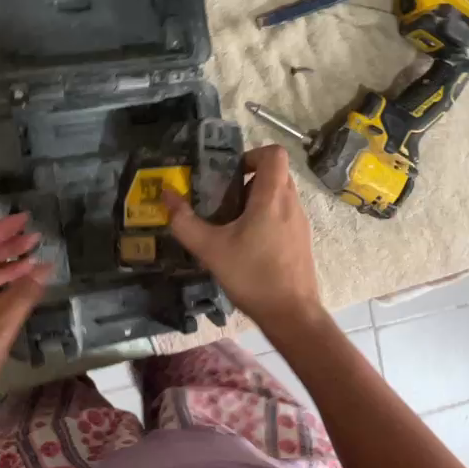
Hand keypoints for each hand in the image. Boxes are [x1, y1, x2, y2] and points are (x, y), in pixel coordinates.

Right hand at [163, 144, 324, 328]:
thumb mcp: (210, 249)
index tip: (230, 173)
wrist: (292, 314)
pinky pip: (285, 215)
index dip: (252, 155)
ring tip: (232, 225)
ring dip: (257, 201)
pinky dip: (267, 218)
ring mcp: (300, 222)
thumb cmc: (252, 276)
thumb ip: (185, 222)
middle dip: (249, 180)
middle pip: (275, 173)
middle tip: (224, 200)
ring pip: (280, 195)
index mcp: (273, 196)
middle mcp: (292, 203)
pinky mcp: (302, 240)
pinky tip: (248, 245)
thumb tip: (166, 195)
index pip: (274, 153)